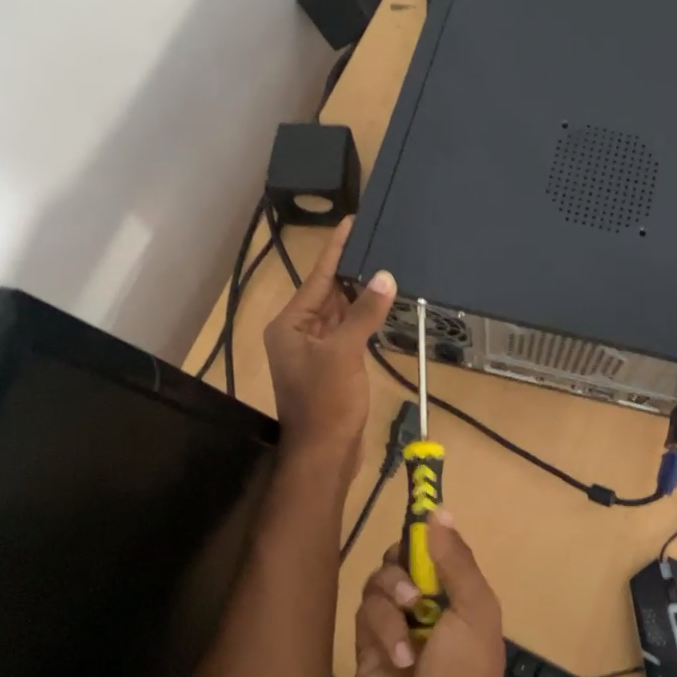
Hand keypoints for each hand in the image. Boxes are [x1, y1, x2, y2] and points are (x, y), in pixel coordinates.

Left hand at [262, 218, 395, 479]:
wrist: (324, 454)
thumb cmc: (326, 401)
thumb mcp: (345, 352)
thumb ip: (364, 313)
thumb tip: (384, 276)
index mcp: (290, 325)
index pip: (317, 278)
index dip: (336, 250)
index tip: (351, 222)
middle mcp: (298, 333)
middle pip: (328, 293)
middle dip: (353, 270)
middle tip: (378, 240)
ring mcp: (316, 351)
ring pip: (341, 313)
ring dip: (361, 295)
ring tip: (386, 265)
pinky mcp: (333, 366)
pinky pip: (349, 332)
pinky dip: (365, 319)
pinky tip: (384, 305)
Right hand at [353, 517, 508, 676]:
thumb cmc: (466, 675)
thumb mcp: (475, 610)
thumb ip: (456, 560)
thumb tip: (438, 510)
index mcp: (459, 597)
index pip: (434, 551)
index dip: (423, 537)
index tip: (416, 526)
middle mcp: (426, 608)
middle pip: (399, 562)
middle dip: (403, 571)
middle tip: (416, 595)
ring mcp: (394, 629)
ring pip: (378, 586)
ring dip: (393, 604)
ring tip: (409, 637)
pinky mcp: (365, 651)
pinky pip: (363, 616)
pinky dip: (382, 631)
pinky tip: (398, 659)